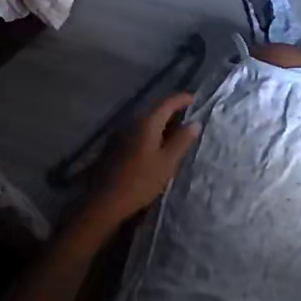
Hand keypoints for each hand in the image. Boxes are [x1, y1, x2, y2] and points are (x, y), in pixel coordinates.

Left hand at [86, 92, 202, 226]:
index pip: (167, 103)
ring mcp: (119, 133)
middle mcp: (131, 122)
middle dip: (171, 110)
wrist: (105, 200)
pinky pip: (136, 130)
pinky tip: (154, 143)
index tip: (194, 99)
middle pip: (154, 109)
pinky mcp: (113, 145)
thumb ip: (182, 141)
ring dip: (160, 122)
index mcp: (146, 123)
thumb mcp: (167, 162)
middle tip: (187, 115)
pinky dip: (149, 131)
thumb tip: (195, 123)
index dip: (181, 99)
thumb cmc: (140, 181)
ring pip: (144, 120)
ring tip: (174, 130)